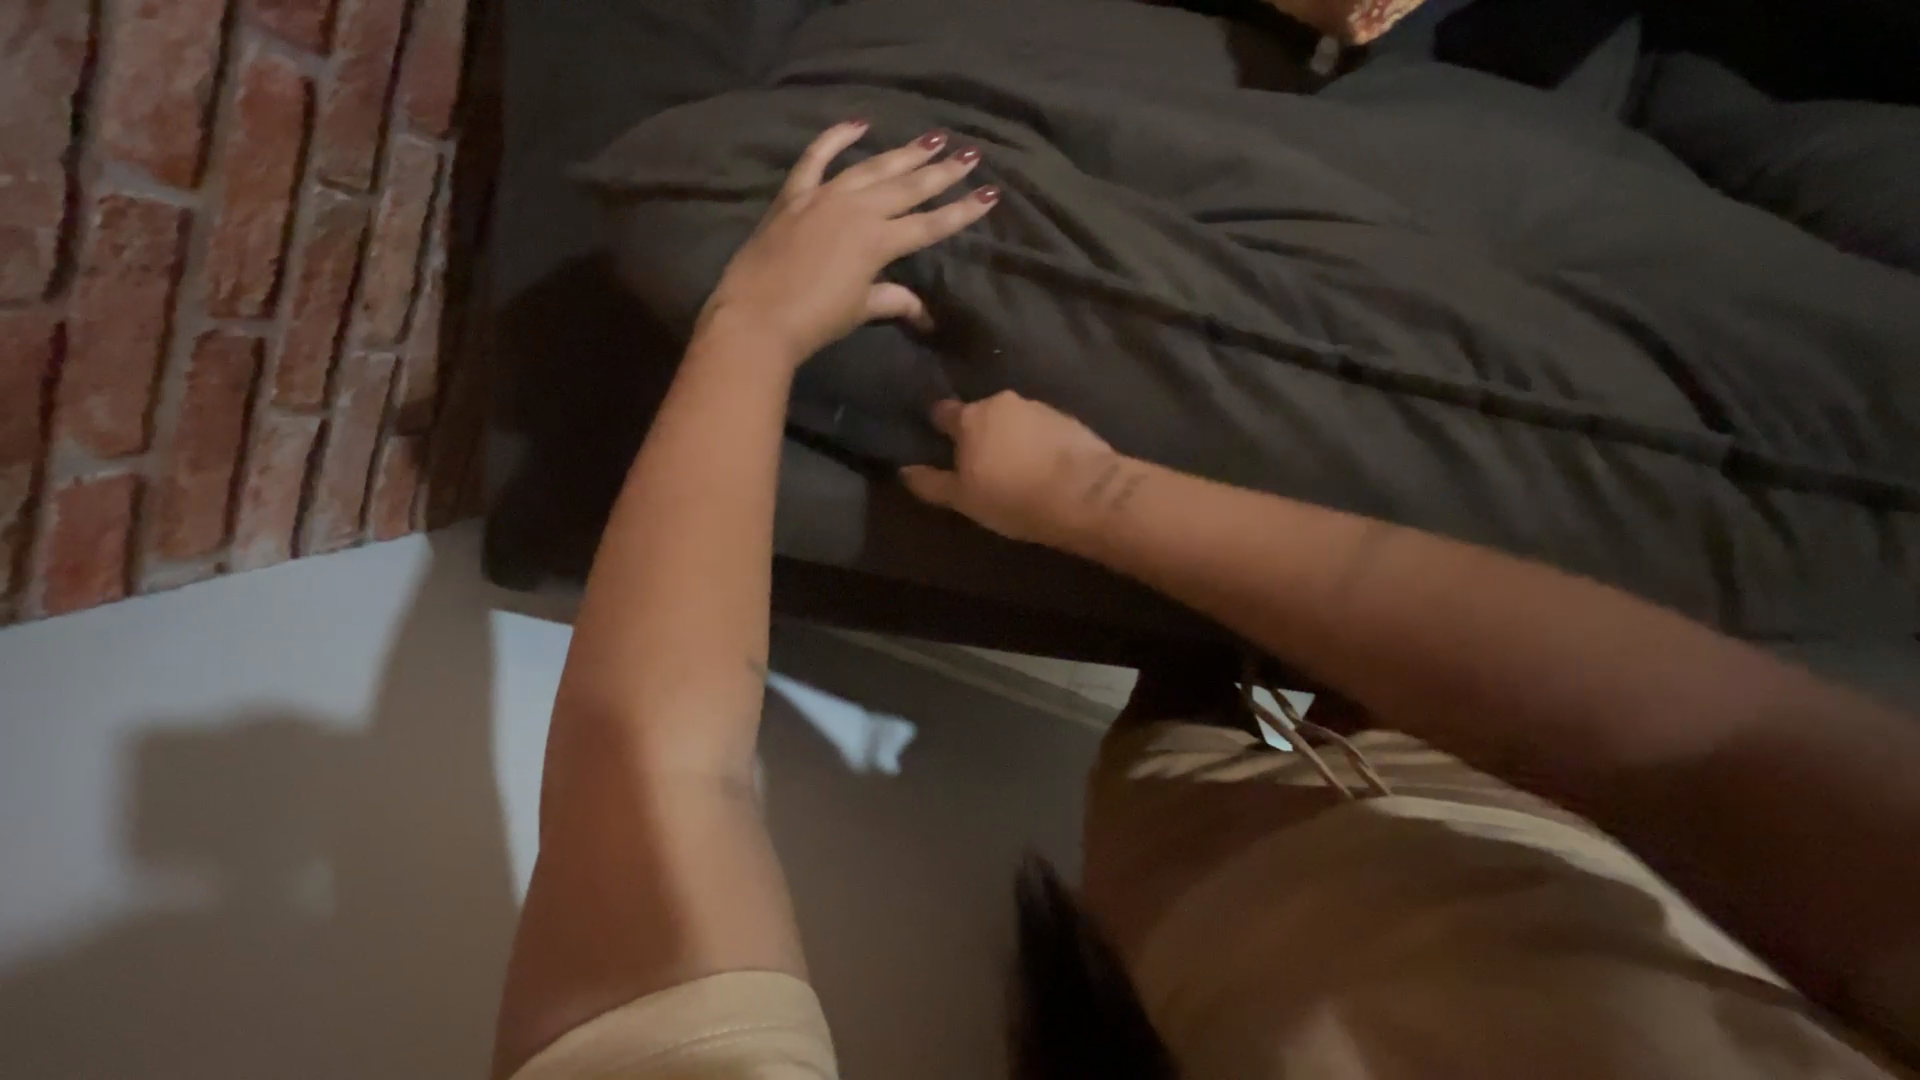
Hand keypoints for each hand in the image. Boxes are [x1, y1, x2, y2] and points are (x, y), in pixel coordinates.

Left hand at [696, 120, 999, 366]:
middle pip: (907, 187)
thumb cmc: (815, 320)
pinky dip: (836, 139)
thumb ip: (893, 300)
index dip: (962, 212)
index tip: (989, 195)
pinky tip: (858, 124)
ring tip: (932, 139)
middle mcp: (858, 209)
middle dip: (941, 172)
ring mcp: (824, 197)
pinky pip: (817, 158)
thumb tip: (924, 314)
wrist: (757, 317)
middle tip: (969, 154)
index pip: (930, 224)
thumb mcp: (861, 310)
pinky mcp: (794, 196)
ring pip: (872, 168)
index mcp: (879, 241)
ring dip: (903, 153)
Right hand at [900, 392, 1131, 546]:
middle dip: (980, 433)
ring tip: (1017, 467)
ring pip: (1015, 420)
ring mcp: (1039, 408)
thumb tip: (903, 470)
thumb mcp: (963, 499)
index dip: (940, 426)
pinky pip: (1043, 429)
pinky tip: (1044, 467)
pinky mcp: (1070, 420)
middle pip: (982, 414)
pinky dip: (1039, 443)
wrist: (1083, 494)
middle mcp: (1003, 402)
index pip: (944, 412)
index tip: (940, 442)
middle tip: (982, 463)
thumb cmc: (1012, 497)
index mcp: (971, 417)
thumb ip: (932, 483)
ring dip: (1012, 437)